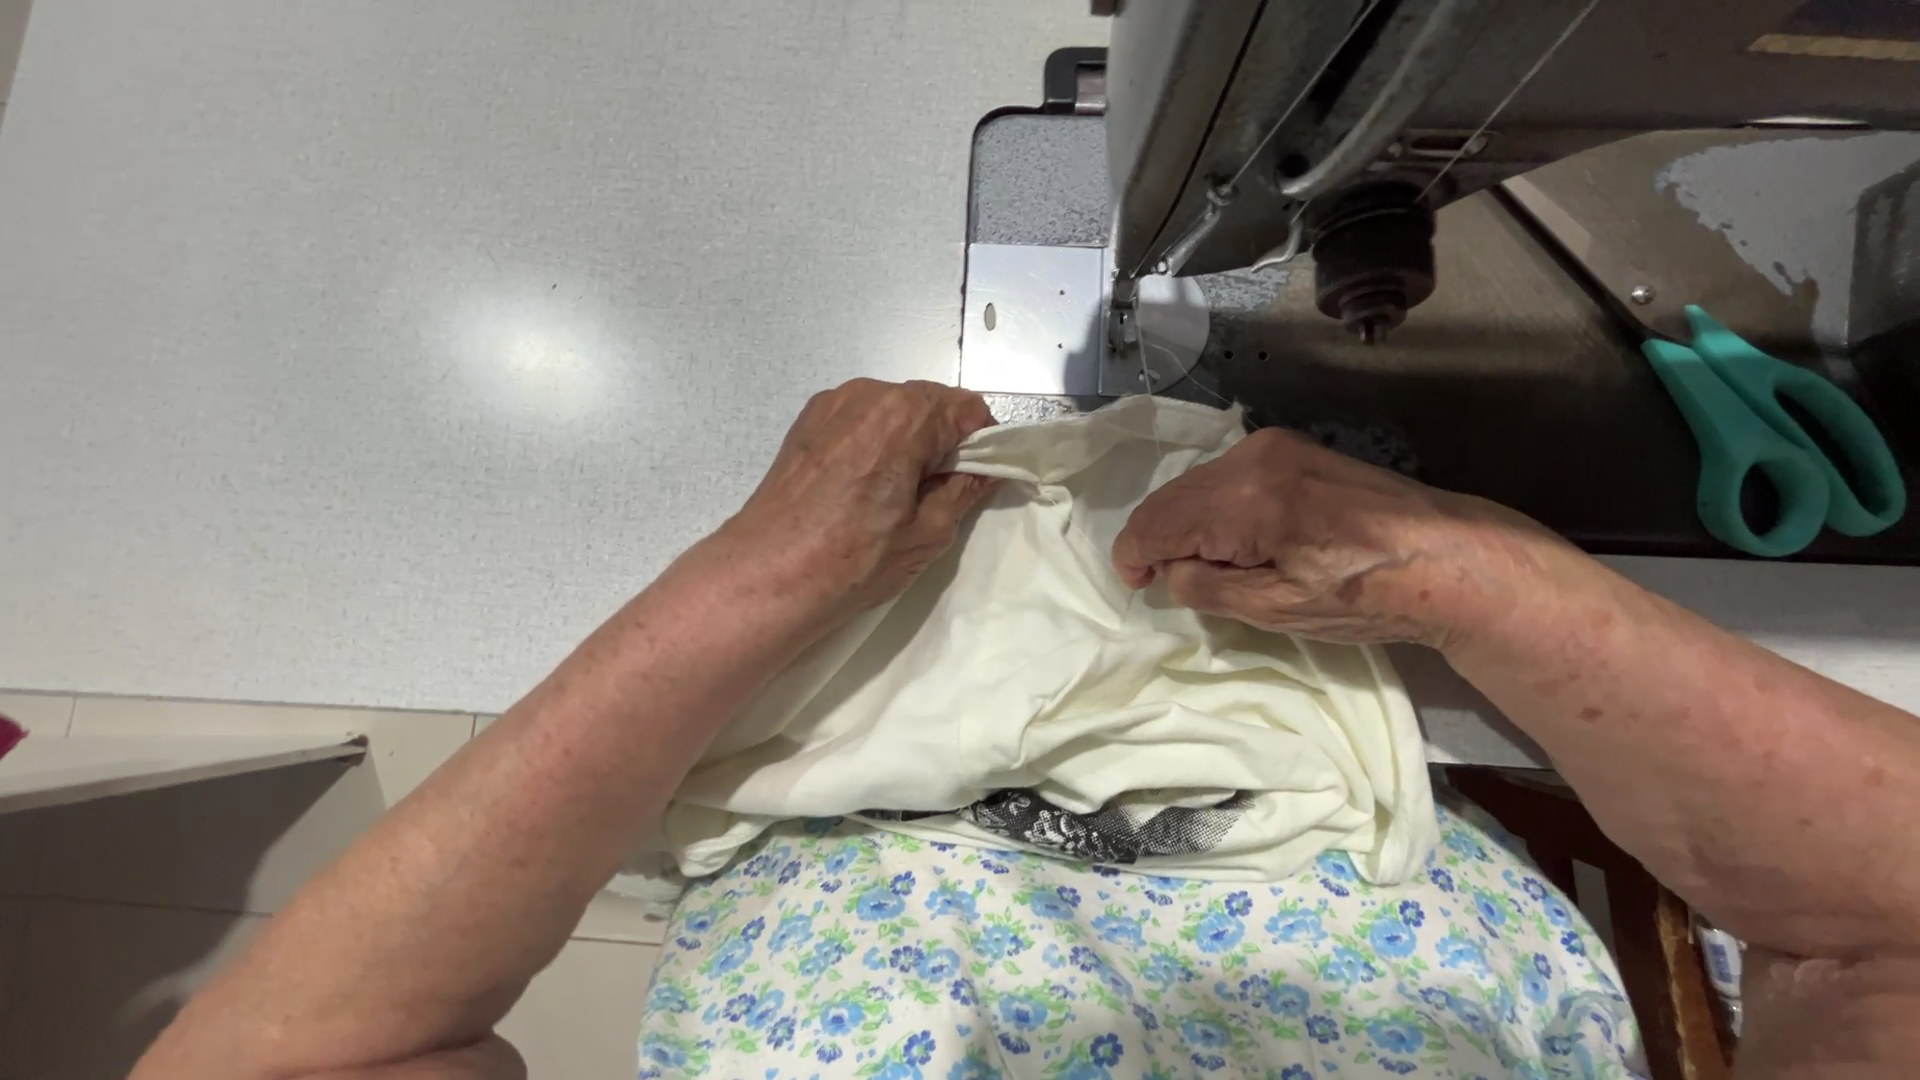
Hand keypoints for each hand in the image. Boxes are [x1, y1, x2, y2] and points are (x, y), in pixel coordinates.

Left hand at [714, 378, 999, 620]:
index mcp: (903, 415)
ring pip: (893, 411)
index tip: (977, 479)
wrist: (768, 575)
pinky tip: (863, 487)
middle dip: (944, 441)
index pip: (967, 408)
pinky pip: (861, 420)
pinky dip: (875, 442)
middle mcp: (867, 394)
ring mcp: (830, 405)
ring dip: (909, 441)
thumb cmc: (853, 559)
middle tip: (936, 493)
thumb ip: (965, 490)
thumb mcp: (927, 533)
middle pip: (929, 404)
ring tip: (894, 493)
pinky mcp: (807, 423)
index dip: (982, 443)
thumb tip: (988, 471)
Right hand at [1111, 427, 1548, 648]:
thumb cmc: (1368, 594)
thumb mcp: (1278, 609)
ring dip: (1182, 524)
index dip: (1133, 556)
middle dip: (1155, 540)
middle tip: (1164, 580)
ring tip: (1204, 564)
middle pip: (1169, 498)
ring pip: (1193, 485)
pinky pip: (1222, 478)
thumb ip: (1208, 588)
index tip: (1137, 585)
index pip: (1156, 523)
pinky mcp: (1289, 449)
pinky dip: (1210, 508)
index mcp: (1247, 500)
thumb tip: (1172, 571)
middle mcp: (1251, 458)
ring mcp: (1271, 447)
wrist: (1452, 558)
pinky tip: (1231, 538)